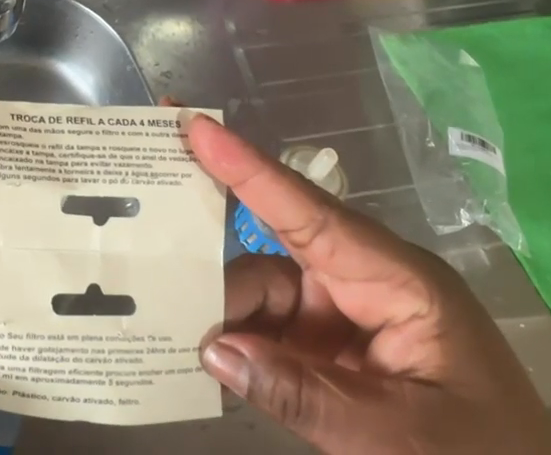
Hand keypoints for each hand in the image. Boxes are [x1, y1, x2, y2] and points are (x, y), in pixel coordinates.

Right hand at [188, 116, 550, 454]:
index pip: (311, 215)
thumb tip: (212, 349)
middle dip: (215, 257)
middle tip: (149, 236)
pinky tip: (200, 355)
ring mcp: (348, 324)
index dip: (249, 170)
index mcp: (398, 283)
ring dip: (221, 316)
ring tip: (163, 324)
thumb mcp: (401, 440)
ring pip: (263, 299)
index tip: (197, 127)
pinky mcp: (335, 358)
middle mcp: (365, 288)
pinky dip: (237, 348)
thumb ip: (305, 397)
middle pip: (273, 257)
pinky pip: (271, 339)